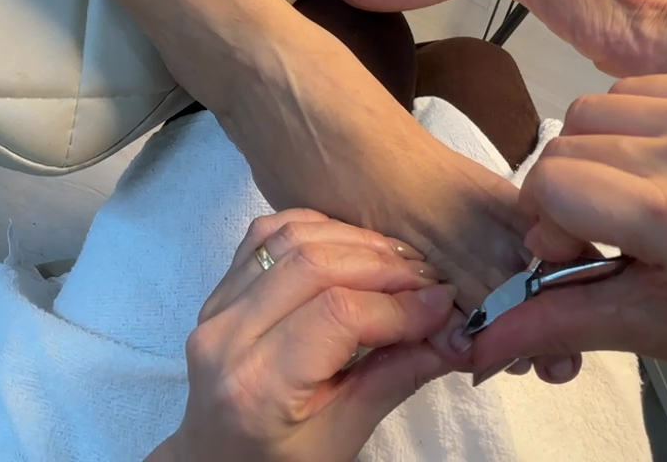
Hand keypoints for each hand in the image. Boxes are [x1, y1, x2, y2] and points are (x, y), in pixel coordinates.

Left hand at [153, 210, 471, 461]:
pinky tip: (349, 241)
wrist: (213, 459)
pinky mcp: (218, 285)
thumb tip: (453, 333)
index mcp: (257, 386)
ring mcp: (216, 304)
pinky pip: (265, 233)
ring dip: (351, 239)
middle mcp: (227, 334)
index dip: (396, 305)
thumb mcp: (342, 438)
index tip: (443, 304)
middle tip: (428, 276)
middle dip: (380, 264)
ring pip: (289, 238)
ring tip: (399, 257)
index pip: (336, 315)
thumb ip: (393, 378)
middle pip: (312, 265)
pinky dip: (313, 227)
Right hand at [468, 76, 666, 388]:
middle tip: (607, 229)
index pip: (552, 184)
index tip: (575, 249)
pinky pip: (629, 89)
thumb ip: (558, 322)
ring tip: (634, 193)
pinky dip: (625, 125)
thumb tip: (480, 341)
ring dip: (592, 152)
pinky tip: (658, 163)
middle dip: (566, 190)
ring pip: (589, 109)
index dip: (546, 221)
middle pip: (564, 143)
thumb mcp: (655, 331)